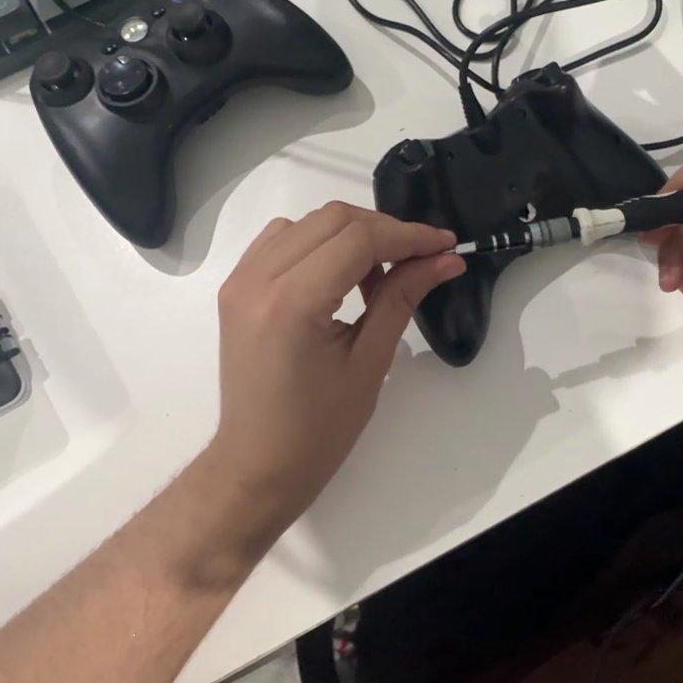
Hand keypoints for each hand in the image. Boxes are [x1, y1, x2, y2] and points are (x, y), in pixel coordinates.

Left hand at [198, 202, 463, 550]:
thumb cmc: (319, 429)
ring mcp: (240, 281)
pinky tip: (340, 274)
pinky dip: (318, 243)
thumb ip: (403, 299)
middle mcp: (258, 280)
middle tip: (422, 258)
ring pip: (307, 223)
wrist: (260, 462)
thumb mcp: (370, 363)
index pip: (358, 240)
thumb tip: (445, 260)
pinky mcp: (236, 288)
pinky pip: (281, 240)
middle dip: (385, 230)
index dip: (408, 236)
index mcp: (292, 304)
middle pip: (332, 220)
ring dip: (351, 235)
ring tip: (380, 274)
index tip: (445, 245)